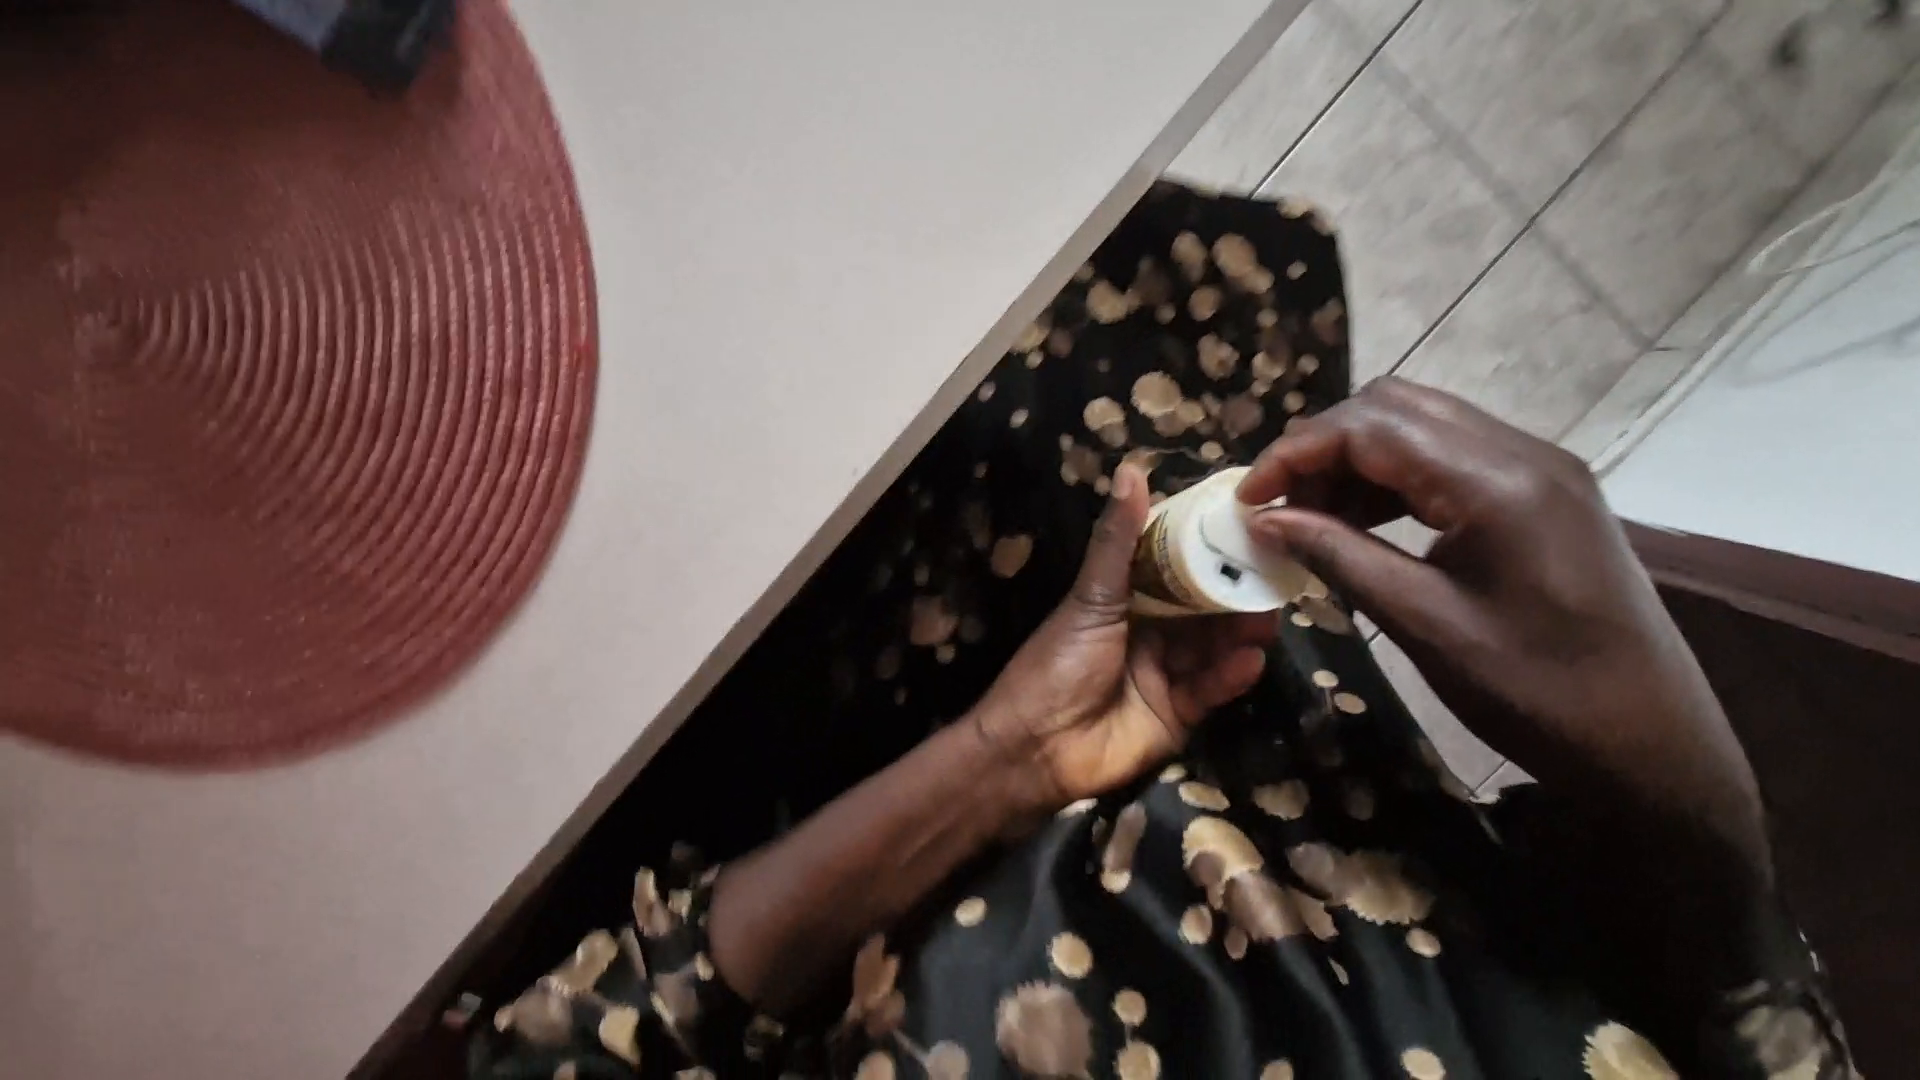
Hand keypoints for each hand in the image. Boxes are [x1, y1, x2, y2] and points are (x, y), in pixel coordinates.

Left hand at [973, 462, 1273, 810]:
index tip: (1246, 527)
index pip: (1177, 569)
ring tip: (1266, 618)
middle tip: (1272, 575)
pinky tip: (1250, 659)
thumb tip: (1132, 469)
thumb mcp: (1090, 597)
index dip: (1208, 551)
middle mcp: (1151, 633)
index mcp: (1127, 601)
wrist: (1036, 746)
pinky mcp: (1178, 714)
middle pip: (1203, 610)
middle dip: (1234, 595)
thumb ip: (1116, 540)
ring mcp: (1167, 675)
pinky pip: (1209, 689)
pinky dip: (1229, 675)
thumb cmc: (1057, 663)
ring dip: (1239, 634)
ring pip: (1213, 648)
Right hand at [1237, 378, 1768, 875]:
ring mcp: (1537, 468)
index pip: (1370, 426)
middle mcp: (1522, 452)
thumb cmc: (1534, 692)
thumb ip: (1337, 555)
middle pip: (1393, 407)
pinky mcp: (1539, 492)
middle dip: (1320, 447)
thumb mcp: (1421, 622)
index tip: (1247, 499)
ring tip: (1312, 518)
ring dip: (1352, 460)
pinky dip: (1389, 478)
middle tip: (1278, 506)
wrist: (1650, 743)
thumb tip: (1263, 520)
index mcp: (1498, 482)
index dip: (1294, 453)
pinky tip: (1361, 523)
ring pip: (1417, 426)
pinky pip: (1445, 457)